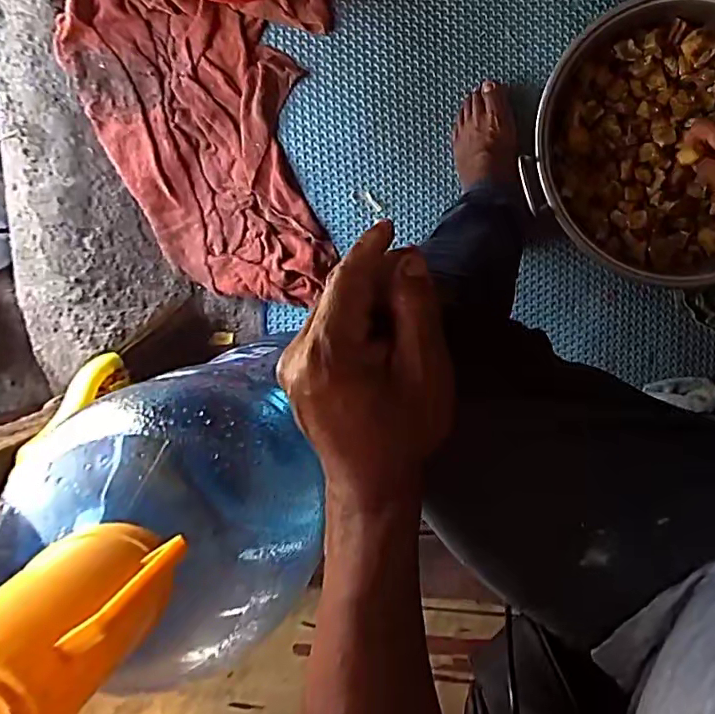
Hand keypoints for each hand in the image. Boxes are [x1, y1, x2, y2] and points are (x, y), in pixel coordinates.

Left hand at [279, 221, 454, 511]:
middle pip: (336, 293)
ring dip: (362, 296)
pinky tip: (376, 329)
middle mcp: (298, 351)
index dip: (368, 250)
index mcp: (329, 352)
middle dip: (371, 276)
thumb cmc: (404, 432)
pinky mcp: (292, 369)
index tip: (388, 228)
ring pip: (328, 308)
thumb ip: (416, 310)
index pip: (345, 281)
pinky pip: (323, 326)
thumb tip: (406, 260)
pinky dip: (350, 316)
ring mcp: (290, 362)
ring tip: (398, 305)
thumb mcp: (425, 371)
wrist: (369, 485)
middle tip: (409, 273)